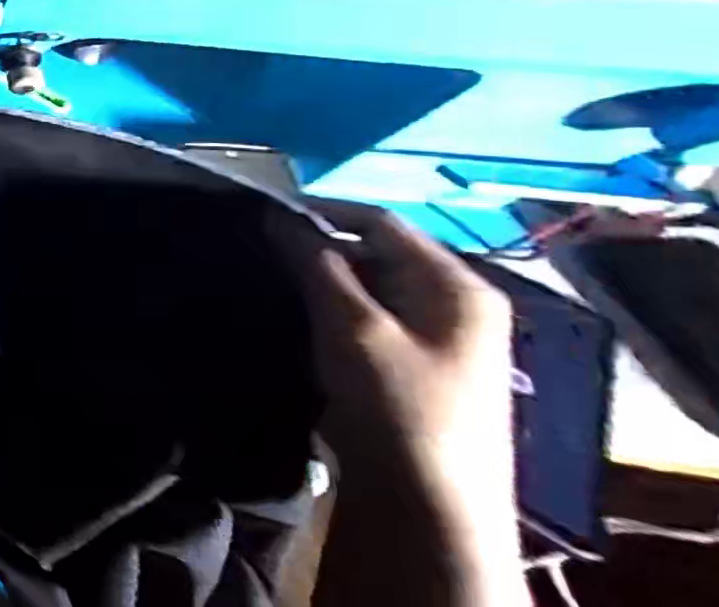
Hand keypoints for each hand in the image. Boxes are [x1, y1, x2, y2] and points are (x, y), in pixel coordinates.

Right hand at [289, 201, 527, 606]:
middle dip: (317, 248)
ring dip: (322, 280)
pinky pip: (370, 314)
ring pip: (368, 284)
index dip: (319, 210)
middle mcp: (456, 301)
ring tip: (274, 283)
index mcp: (456, 285)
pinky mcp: (420, 362)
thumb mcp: (350, 324)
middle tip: (263, 254)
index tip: (261, 216)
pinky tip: (301, 319)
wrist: (429, 508)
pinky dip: (334, 308)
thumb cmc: (396, 404)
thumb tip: (275, 213)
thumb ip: (313, 260)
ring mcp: (441, 335)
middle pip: (375, 250)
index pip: (378, 220)